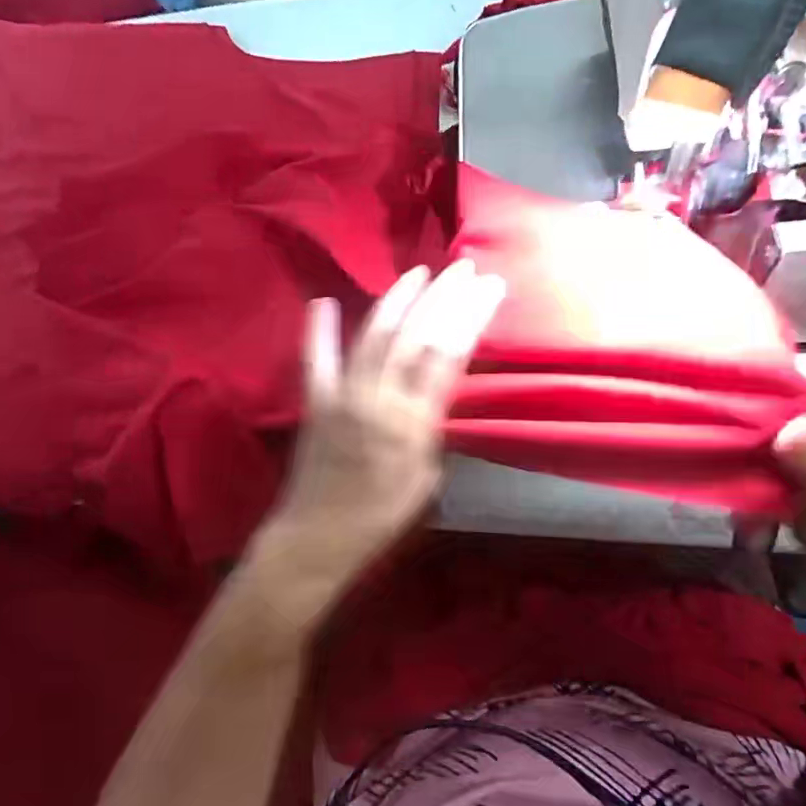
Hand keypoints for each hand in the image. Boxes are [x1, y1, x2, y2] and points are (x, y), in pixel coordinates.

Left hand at [255, 262, 504, 611]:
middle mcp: (380, 400)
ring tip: (419, 272)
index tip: (489, 287)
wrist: (318, 537)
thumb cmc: (380, 518)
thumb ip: (432, 430)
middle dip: (443, 297)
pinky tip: (324, 301)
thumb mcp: (425, 479)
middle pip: (417, 336)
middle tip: (463, 267)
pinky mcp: (315, 402)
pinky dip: (319, 330)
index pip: (449, 356)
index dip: (471, 316)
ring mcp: (343, 396)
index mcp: (414, 422)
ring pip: (375, 338)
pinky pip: (316, 360)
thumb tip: (439, 392)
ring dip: (398, 301)